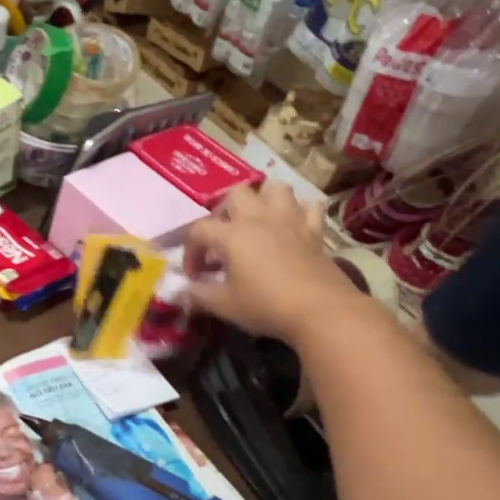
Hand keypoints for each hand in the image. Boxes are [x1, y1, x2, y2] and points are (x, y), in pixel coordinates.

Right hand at [182, 182, 363, 344]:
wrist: (319, 310)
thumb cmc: (265, 305)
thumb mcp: (223, 305)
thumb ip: (198, 295)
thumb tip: (180, 293)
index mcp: (233, 235)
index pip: (199, 230)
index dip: (190, 251)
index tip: (194, 275)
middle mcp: (260, 218)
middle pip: (235, 194)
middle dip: (223, 213)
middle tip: (221, 239)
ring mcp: (290, 220)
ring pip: (274, 188)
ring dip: (261, 201)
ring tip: (255, 223)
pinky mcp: (314, 230)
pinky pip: (308, 206)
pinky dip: (298, 211)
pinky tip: (291, 227)